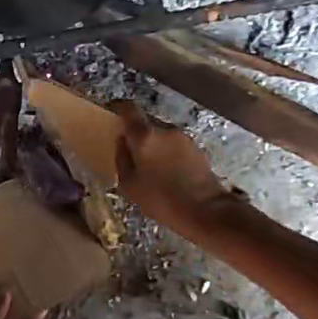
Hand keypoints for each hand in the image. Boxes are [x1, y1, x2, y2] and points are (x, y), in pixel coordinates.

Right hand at [111, 100, 236, 230]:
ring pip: (162, 135)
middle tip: (132, 154)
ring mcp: (184, 138)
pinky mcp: (197, 149)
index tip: (112, 114)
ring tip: (152, 169)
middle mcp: (165, 130)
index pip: (129, 109)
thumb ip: (122, 158)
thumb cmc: (161, 199)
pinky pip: (175, 146)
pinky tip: (168, 174)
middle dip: (137, 134)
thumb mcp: (130, 185)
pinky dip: (168, 154)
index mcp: (145, 136)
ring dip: (155, 146)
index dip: (119, 108)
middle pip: (146, 123)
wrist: (206, 210)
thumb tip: (122, 140)